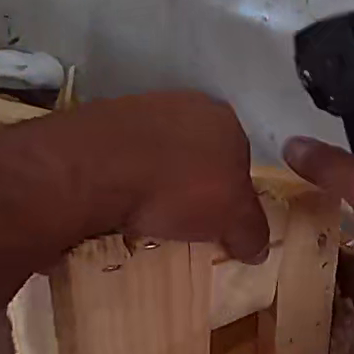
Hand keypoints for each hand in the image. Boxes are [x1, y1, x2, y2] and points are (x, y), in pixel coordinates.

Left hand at [0, 91, 269, 265]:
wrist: (93, 169)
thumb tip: (260, 250)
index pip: (241, 160)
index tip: (220, 220)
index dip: (233, 193)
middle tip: (185, 218)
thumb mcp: (233, 222)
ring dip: (157, 179)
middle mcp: (186, 103)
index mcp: (225, 119)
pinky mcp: (95, 119)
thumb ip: (252, 232)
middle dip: (195, 183)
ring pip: (160, 151)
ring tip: (146, 213)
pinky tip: (117, 200)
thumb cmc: (180, 189)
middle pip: (199, 152)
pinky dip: (123, 175)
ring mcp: (138, 106)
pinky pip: (122, 154)